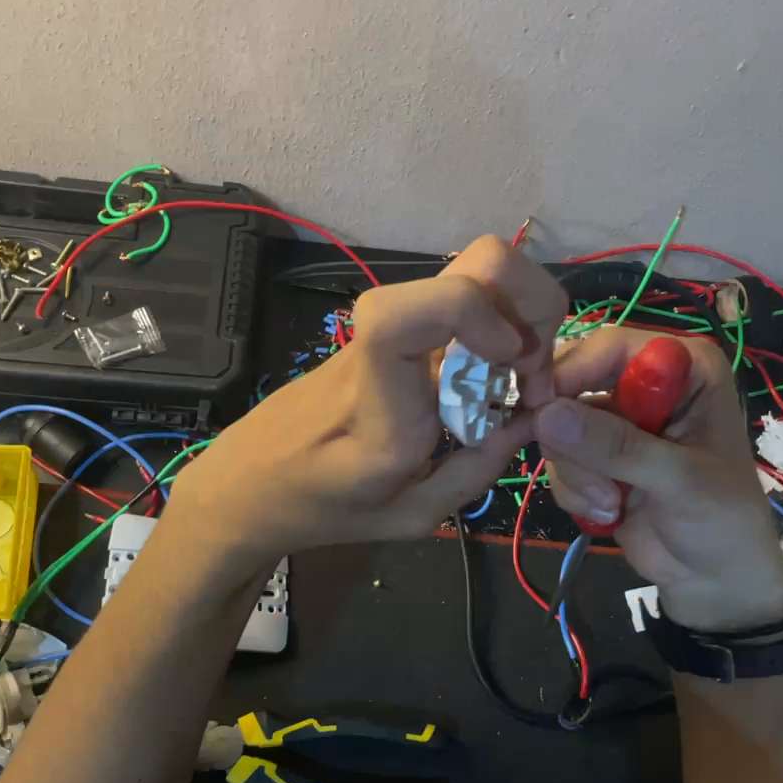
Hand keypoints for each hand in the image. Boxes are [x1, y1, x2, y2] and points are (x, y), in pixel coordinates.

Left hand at [168, 235, 567, 562]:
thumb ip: (472, 473)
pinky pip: (453, 302)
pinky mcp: (385, 331)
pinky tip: (487, 371)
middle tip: (532, 367)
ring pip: (470, 274)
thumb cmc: (321, 510)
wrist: (251, 482)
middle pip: (472, 263)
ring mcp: (384, 334)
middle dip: (529, 301)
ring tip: (517, 374)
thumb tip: (528, 417)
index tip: (511, 359)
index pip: (401, 318)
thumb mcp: (406, 518)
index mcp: (381, 415)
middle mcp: (383, 355)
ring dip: (517, 313)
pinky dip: (492, 322)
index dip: (471, 311)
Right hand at [538, 329, 782, 632]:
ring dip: (579, 474)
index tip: (540, 410)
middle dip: (572, 437)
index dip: (570, 372)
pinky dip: (575, 491)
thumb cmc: (719, 520)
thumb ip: (615, 446)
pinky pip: (558, 461)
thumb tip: (546, 413)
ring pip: (558, 428)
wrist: (713, 579)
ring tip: (613, 503)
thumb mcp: (677, 479)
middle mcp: (645, 386)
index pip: (610, 347)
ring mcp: (615, 423)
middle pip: (571, 383)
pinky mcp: (594, 458)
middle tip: (590, 475)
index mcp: (683, 369)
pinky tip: (607, 512)